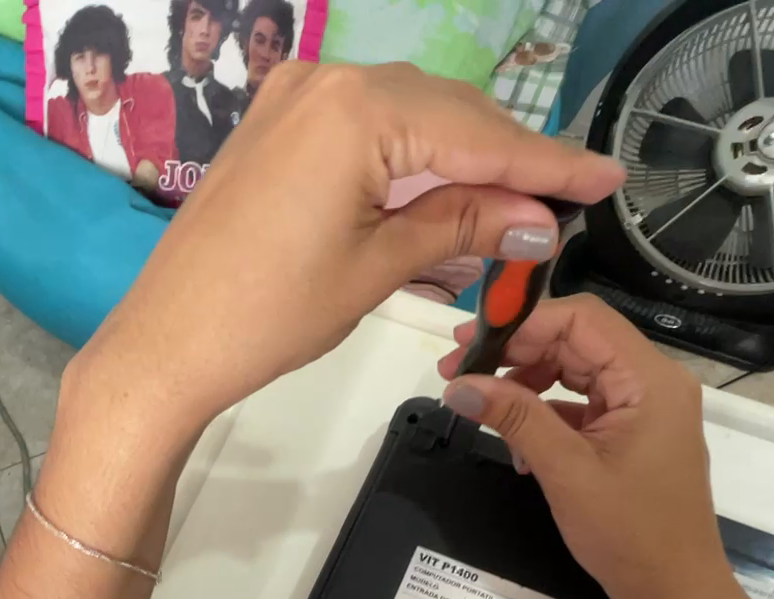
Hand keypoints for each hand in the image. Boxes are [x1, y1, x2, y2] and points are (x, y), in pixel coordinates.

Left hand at [73, 62, 624, 434]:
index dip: (547, 162)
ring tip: (509, 209)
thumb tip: (536, 217)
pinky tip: (438, 197)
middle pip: (445, 116)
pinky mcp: (275, 128)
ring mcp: (293, 99)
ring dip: (457, 164)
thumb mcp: (376, 269)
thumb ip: (460, 225)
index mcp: (358, 108)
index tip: (604, 179)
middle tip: (559, 204)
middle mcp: (327, 80)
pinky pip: (363, 133)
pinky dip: (406, 165)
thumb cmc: (270, 315)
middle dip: (505, 161)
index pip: (478, 133)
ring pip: (405, 121)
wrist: (169, 343)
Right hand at [436, 295, 728, 598]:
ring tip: (480, 406)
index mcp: (649, 380)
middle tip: (457, 374)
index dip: (521, 323)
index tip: (466, 343)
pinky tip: (515, 443)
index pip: (581, 320)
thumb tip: (458, 386)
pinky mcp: (630, 434)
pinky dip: (543, 415)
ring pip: (574, 373)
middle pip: (575, 342)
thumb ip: (514, 419)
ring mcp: (642, 409)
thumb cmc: (629, 534)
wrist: (674, 593)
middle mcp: (651, 382)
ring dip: (524, 385)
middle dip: (514, 353)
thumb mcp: (565, 472)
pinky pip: (580, 406)